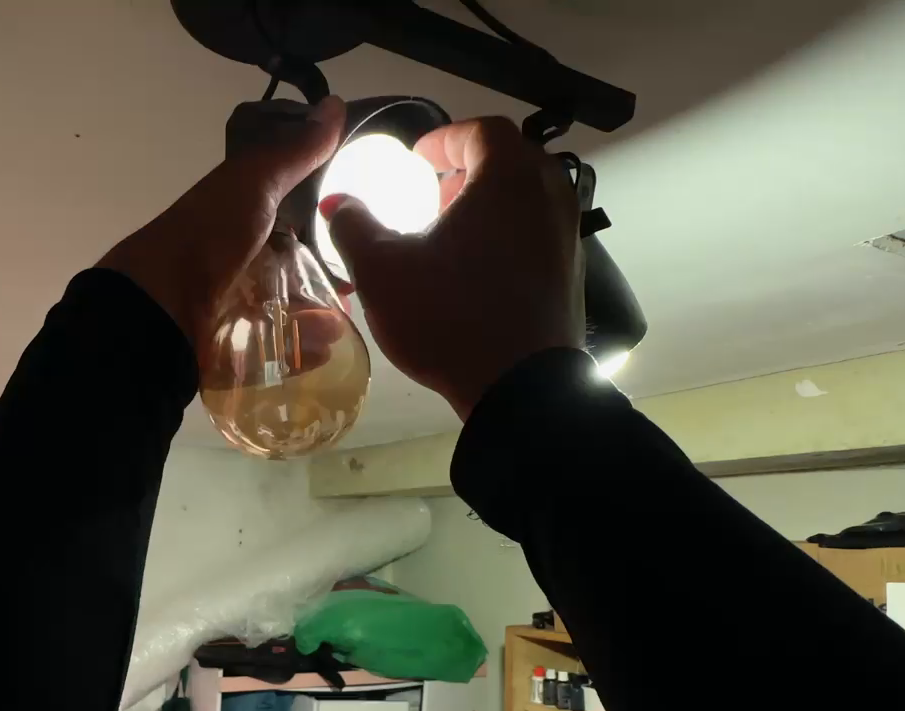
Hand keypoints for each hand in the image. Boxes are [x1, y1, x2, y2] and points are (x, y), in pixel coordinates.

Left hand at [99, 96, 345, 349]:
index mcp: (238, 224)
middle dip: (324, 287)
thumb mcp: (253, 181)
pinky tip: (323, 352)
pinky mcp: (233, 350)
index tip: (355, 244)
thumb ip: (293, 151)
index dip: (321, 236)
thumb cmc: (208, 235)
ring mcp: (232, 311)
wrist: (161, 303)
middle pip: (292, 278)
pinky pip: (273, 354)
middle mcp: (235, 267)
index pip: (289, 228)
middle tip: (355, 295)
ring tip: (341, 328)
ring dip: (317, 322)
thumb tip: (334, 105)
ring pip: (286, 317)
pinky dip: (300, 353)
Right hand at [320, 116, 583, 420]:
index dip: (445, 139)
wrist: (517, 385)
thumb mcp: (382, 272)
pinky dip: (506, 238)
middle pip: (509, 162)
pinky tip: (476, 275)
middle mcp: (547, 196)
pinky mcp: (570, 276)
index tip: (417, 159)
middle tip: (433, 195)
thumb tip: (335, 202)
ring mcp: (565, 236)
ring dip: (489, 207)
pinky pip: (535, 237)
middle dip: (468, 171)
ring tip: (452, 237)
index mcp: (506, 178)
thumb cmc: (446, 316)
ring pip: (525, 201)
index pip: (481, 131)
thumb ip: (354, 228)